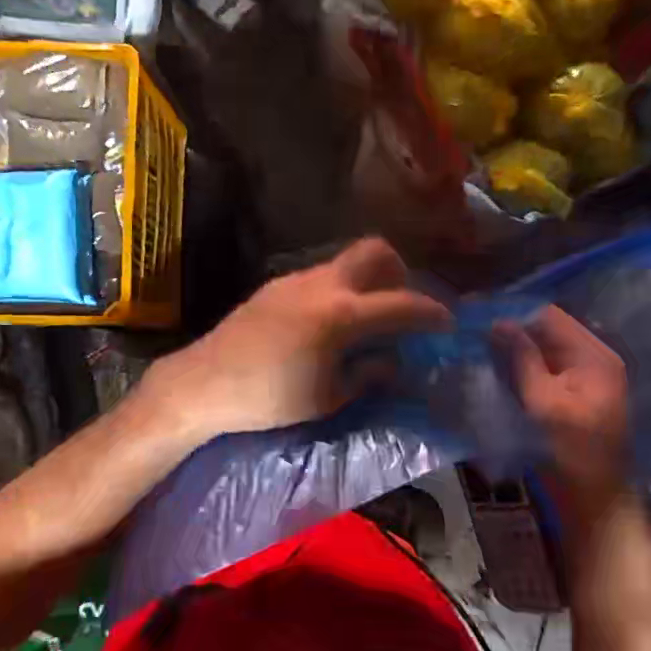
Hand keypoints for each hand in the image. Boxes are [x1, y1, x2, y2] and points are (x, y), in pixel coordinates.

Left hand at [143, 238, 451, 440]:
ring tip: (366, 319)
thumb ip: (368, 374)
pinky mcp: (275, 286)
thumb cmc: (270, 399)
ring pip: (346, 262)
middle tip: (402, 305)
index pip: (401, 303)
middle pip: (375, 251)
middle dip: (399, 272)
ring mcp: (295, 280)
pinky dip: (340, 290)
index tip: (447, 322)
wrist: (203, 384)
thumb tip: (392, 360)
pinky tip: (329, 323)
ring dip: (367, 281)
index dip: (431, 312)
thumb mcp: (328, 398)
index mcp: (341, 315)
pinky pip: (321, 276)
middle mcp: (322, 285)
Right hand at [496, 306, 631, 513]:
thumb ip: (522, 358)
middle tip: (473, 331)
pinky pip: (547, 367)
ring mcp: (586, 376)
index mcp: (593, 355)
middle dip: (512, 329)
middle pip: (548, 330)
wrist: (597, 500)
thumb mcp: (543, 402)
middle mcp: (594, 357)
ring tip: (479, 346)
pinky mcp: (576, 393)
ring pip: (545, 348)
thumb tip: (498, 323)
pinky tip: (498, 367)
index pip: (549, 315)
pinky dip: (524, 365)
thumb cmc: (572, 450)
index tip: (478, 313)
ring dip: (515, 347)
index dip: (513, 311)